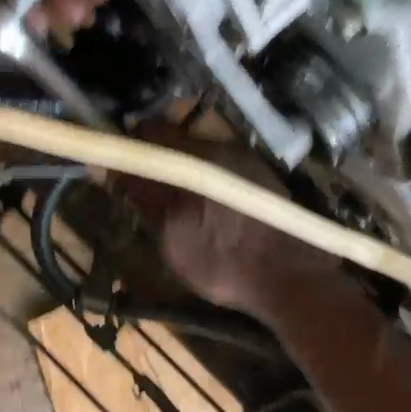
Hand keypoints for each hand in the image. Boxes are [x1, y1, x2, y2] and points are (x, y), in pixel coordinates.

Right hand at [127, 123, 341, 320]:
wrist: (291, 278)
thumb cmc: (224, 261)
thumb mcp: (174, 236)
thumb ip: (147, 198)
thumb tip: (121, 172)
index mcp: (198, 156)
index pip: (152, 133)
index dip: (132, 149)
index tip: (119, 170)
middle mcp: (226, 149)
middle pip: (180, 145)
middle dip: (159, 164)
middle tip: (145, 195)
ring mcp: (250, 165)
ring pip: (204, 161)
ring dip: (186, 177)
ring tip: (176, 209)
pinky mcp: (266, 183)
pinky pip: (225, 176)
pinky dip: (209, 188)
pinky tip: (207, 215)